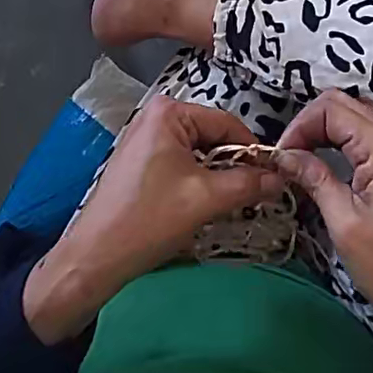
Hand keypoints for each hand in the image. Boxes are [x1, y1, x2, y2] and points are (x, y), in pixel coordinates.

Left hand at [23, 94, 281, 342]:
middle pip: (213, 136)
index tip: (273, 177)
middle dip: (234, 165)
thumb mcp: (205, 199)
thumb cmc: (147, 220)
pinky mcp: (140, 160)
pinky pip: (182, 162)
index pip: (228, 123)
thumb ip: (247, 184)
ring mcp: (145, 137)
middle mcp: (156, 115)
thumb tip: (280, 178)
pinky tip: (203, 204)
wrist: (93, 260)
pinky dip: (197, 181)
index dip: (253, 151)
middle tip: (254, 194)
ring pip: (199, 152)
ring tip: (231, 202)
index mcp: (169, 112)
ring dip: (217, 176)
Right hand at [275, 91, 372, 372]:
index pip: (331, 108)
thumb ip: (315, 179)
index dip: (299, 126)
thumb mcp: (345, 224)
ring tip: (298, 163)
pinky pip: (362, 136)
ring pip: (351, 118)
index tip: (280, 158)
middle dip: (308, 124)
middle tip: (286, 159)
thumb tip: (283, 155)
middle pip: (341, 105)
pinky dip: (337, 142)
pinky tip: (321, 166)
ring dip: (321, 132)